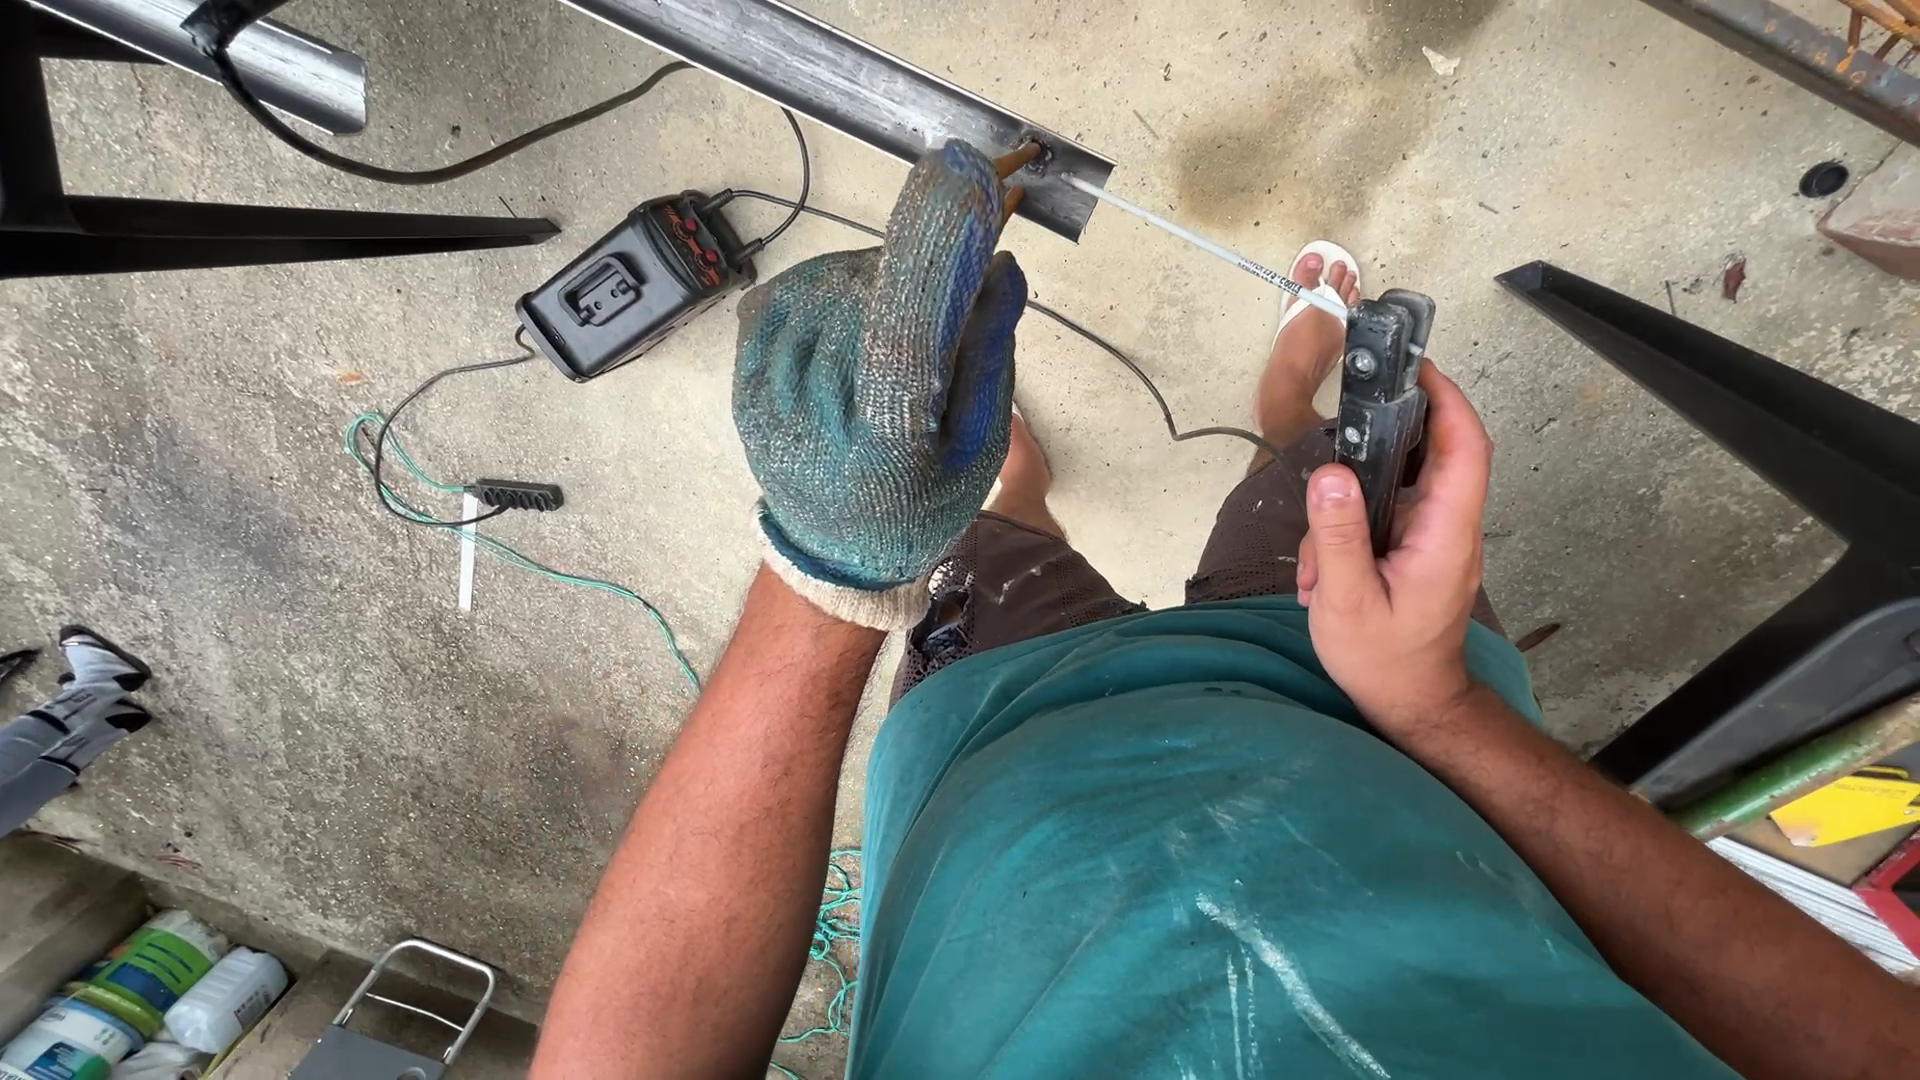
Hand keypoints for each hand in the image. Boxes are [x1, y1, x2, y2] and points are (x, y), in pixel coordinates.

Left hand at [733, 141, 1033, 628]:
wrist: (836, 549)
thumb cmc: (920, 505)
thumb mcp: (978, 448)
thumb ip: (989, 357)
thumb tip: (998, 265)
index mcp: (884, 445)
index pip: (904, 329)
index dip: (934, 249)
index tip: (966, 178)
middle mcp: (815, 411)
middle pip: (873, 290)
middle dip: (918, 272)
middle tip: (939, 310)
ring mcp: (769, 388)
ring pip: (834, 282)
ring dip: (877, 283)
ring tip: (890, 339)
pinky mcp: (745, 371)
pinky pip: (793, 289)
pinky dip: (832, 290)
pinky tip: (849, 327)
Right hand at [1296, 362, 1492, 729]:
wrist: (1411, 707)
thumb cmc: (1384, 660)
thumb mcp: (1345, 600)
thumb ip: (1337, 535)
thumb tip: (1329, 472)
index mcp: (1446, 535)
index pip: (1464, 450)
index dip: (1448, 402)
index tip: (1417, 369)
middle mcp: (1450, 531)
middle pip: (1426, 464)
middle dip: (1373, 461)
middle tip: (1330, 466)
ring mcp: (1433, 544)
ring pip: (1389, 499)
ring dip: (1342, 522)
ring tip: (1316, 575)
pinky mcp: (1415, 556)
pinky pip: (1380, 524)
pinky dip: (1344, 539)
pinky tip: (1321, 579)